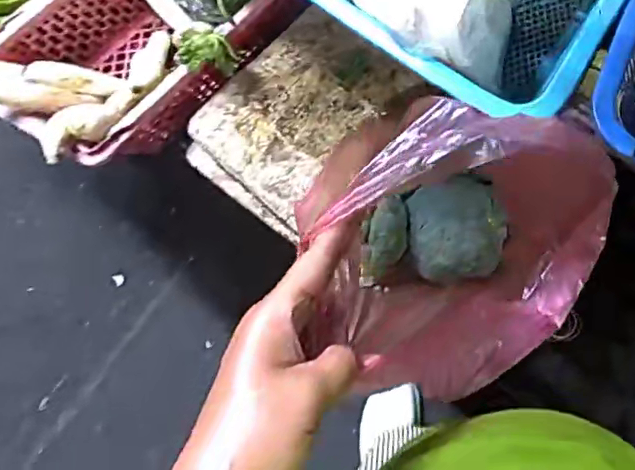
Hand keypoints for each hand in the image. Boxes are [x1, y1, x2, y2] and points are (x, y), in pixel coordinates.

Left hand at [174, 224, 360, 469]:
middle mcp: (269, 324)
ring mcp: (269, 352)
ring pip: (312, 318)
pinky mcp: (272, 378)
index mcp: (273, 314)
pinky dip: (332, 339)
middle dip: (342, 266)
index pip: (310, 263)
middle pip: (312, 286)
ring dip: (340, 306)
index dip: (334, 236)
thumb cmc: (257, 428)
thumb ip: (338, 364)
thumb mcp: (307, 395)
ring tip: (374, 285)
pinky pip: (308, 346)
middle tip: (376, 244)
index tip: (354, 206)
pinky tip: (355, 341)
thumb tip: (351, 355)